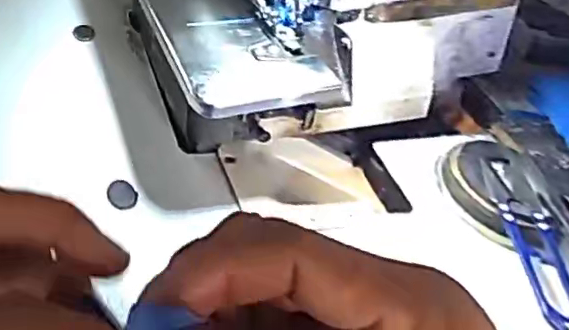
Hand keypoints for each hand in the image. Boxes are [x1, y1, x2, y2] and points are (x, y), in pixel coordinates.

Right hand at [141, 213, 493, 328]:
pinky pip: (281, 310)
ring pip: (260, 279)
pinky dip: (240, 323)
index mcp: (413, 302)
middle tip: (156, 324)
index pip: (274, 246)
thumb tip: (173, 322)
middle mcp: (394, 291)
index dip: (203, 271)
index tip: (158, 309)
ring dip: (211, 307)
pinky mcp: (367, 329)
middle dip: (198, 288)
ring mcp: (378, 308)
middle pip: (259, 252)